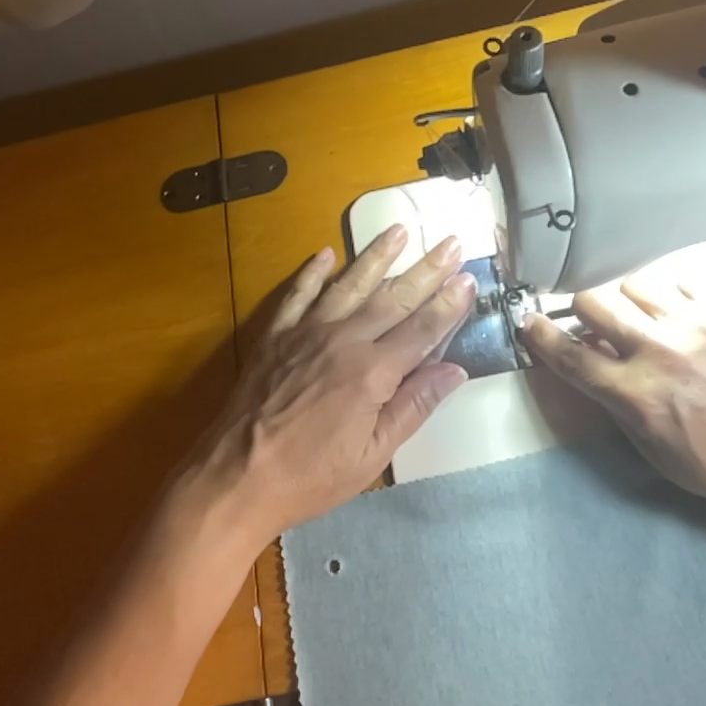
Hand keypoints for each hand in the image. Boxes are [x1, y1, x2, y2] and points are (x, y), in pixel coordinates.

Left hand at [184, 225, 474, 546]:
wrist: (236, 475)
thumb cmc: (311, 476)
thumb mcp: (372, 455)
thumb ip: (413, 406)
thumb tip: (454, 370)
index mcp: (373, 372)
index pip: (421, 329)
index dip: (448, 304)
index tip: (469, 279)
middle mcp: (343, 340)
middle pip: (393, 298)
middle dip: (426, 270)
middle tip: (450, 242)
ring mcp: (306, 332)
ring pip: (349, 284)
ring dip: (376, 256)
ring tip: (399, 229)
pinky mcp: (275, 335)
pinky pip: (298, 294)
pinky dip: (312, 272)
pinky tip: (325, 253)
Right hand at [520, 272, 705, 528]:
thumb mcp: (658, 454)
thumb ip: (618, 406)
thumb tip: (594, 369)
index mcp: (636, 395)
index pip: (569, 354)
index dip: (539, 335)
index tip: (527, 322)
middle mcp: (658, 349)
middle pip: (592, 301)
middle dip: (584, 311)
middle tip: (598, 324)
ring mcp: (695, 321)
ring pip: (634, 283)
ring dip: (631, 302)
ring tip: (649, 321)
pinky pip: (680, 282)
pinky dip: (674, 299)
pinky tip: (690, 322)